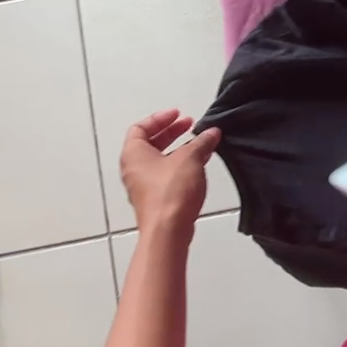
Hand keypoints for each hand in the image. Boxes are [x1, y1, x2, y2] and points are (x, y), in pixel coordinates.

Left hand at [119, 110, 220, 239]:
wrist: (168, 231)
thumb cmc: (171, 190)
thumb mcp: (190, 158)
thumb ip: (201, 142)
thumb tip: (212, 132)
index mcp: (133, 153)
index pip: (140, 127)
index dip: (160, 118)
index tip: (178, 115)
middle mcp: (133, 169)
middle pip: (149, 143)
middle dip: (171, 132)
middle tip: (190, 125)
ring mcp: (142, 186)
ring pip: (159, 161)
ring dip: (178, 150)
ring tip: (199, 144)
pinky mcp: (154, 200)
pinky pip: (165, 176)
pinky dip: (179, 166)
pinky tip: (198, 166)